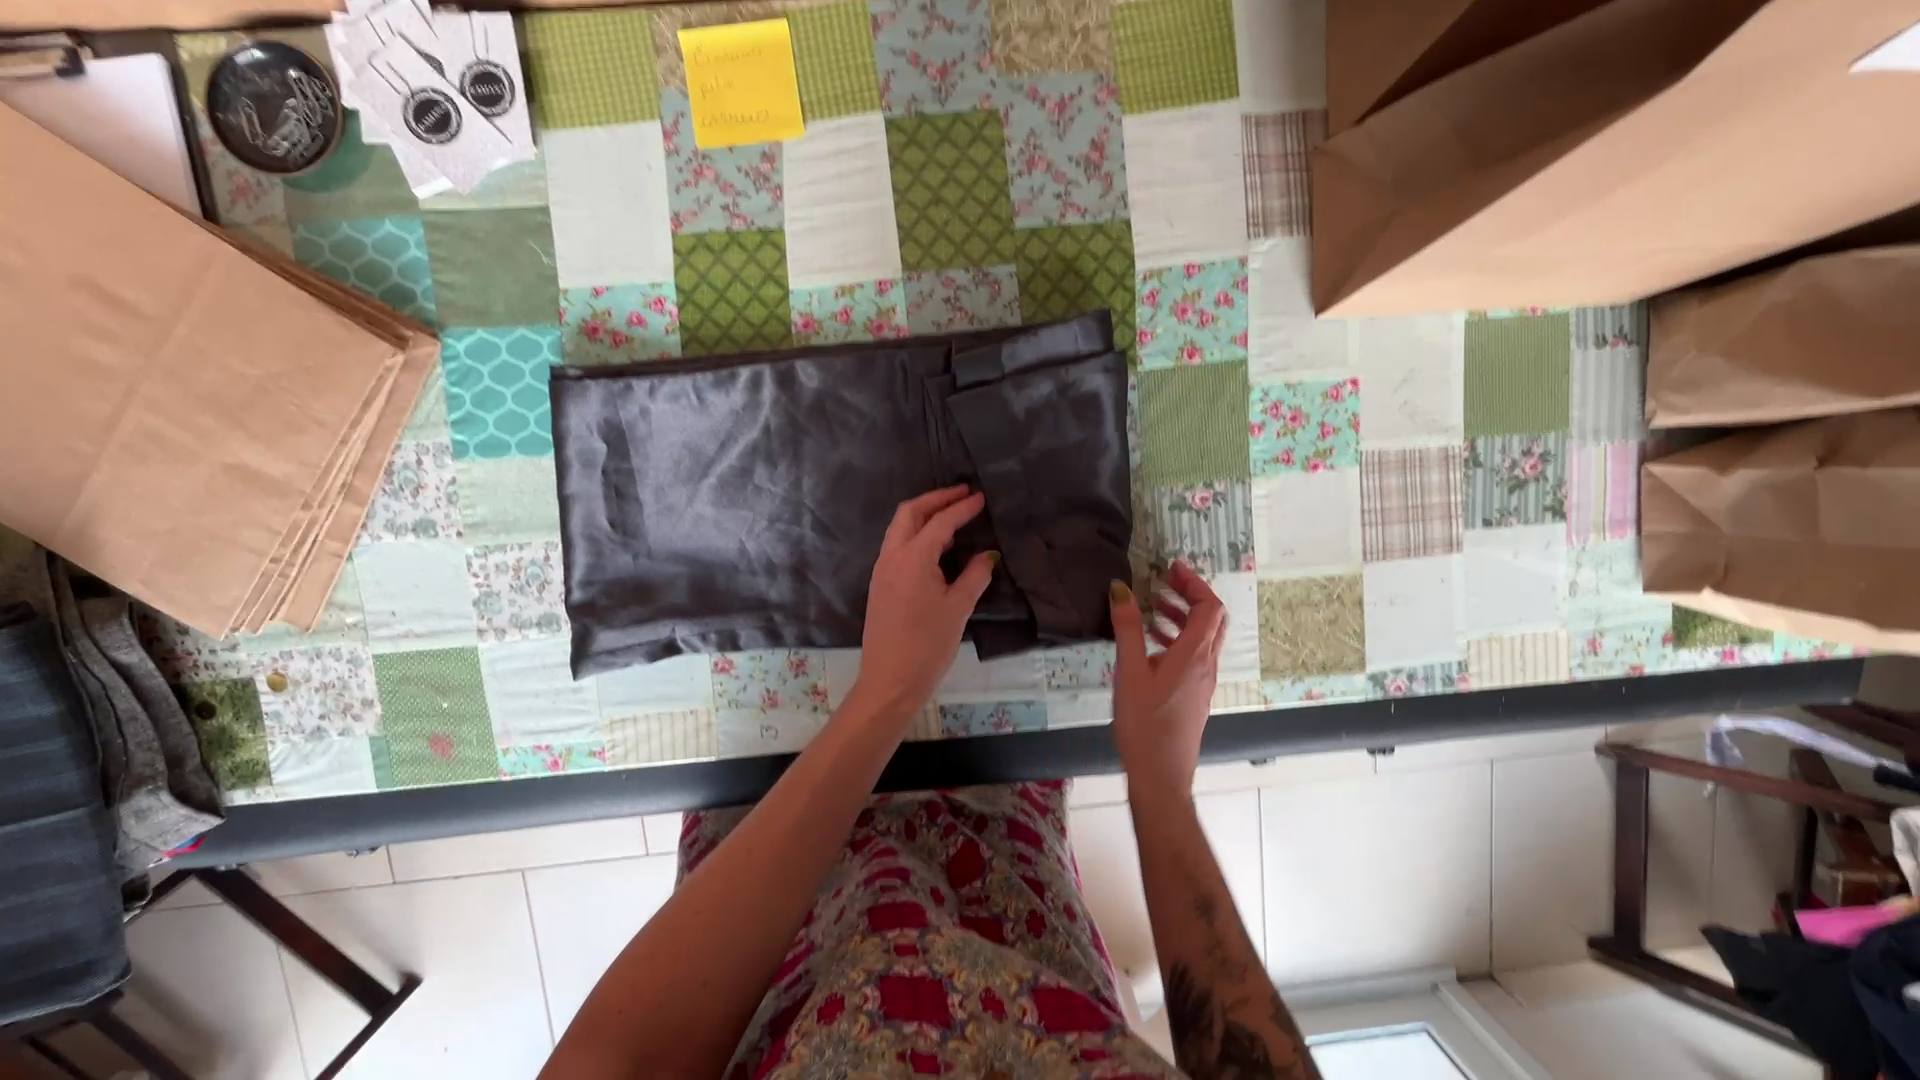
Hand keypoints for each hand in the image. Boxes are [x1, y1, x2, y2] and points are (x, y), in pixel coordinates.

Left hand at [846, 486, 997, 727]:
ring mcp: (881, 570)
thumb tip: (988, 555)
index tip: (980, 497)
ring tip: (951, 517)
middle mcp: (891, 557)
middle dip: (935, 500)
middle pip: (909, 513)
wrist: (890, 681)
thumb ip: (975, 575)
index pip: (940, 522)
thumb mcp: (958, 608)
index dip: (962, 507)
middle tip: (962, 495)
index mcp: (912, 558)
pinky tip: (936, 546)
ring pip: (899, 528)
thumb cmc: (928, 646)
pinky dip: (916, 535)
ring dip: (923, 516)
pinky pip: (896, 546)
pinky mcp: (879, 585)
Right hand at [1109, 561, 1224, 802]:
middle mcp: (1206, 665)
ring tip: (1151, 608)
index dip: (1194, 582)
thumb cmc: (1144, 724)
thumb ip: (1127, 628)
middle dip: (1190, 595)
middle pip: (1212, 620)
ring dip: (1182, 617)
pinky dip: (1176, 639)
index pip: (1210, 606)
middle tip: (1163, 582)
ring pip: (1202, 639)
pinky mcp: (1193, 696)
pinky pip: (1193, 656)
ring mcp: (1203, 682)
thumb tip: (1121, 588)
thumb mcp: (1130, 671)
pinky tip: (1150, 645)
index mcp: (1195, 655)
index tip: (1171, 567)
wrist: (1161, 775)